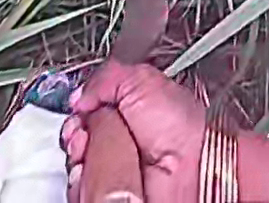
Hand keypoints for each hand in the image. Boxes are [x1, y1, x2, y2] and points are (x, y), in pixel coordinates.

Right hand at [61, 63, 204, 202]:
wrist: (193, 165)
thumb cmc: (180, 123)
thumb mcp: (140, 79)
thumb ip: (105, 78)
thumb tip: (78, 95)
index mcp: (125, 110)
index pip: (87, 110)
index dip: (80, 110)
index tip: (80, 109)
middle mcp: (117, 140)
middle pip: (77, 137)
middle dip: (76, 133)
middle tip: (85, 132)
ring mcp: (113, 170)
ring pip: (77, 164)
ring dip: (79, 155)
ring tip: (96, 150)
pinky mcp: (110, 196)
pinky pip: (83, 189)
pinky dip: (83, 181)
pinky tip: (96, 170)